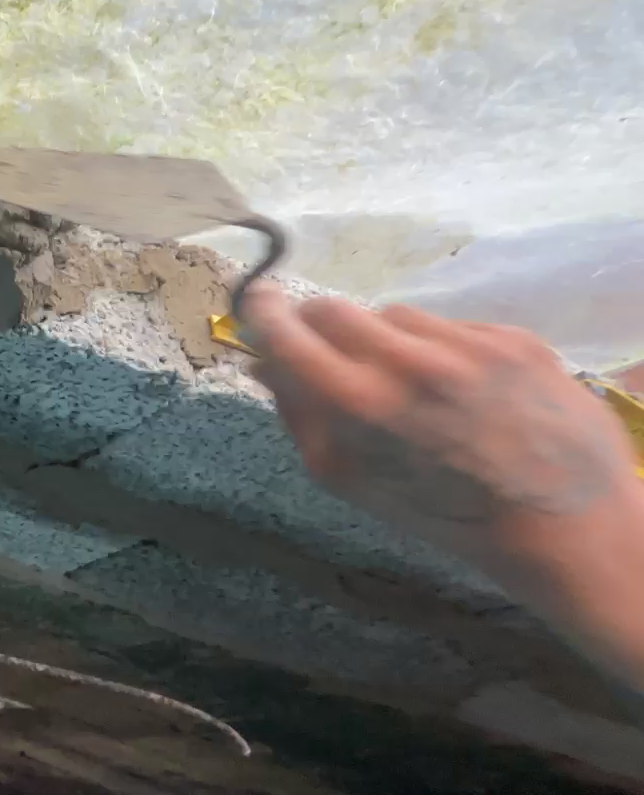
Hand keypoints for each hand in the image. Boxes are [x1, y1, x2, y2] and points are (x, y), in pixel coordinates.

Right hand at [243, 284, 637, 575]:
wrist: (573, 528)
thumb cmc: (439, 509)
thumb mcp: (342, 474)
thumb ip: (295, 411)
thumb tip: (261, 363)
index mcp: (359, 400)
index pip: (286, 330)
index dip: (261, 310)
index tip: (255, 300)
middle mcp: (411, 361)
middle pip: (332, 308)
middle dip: (316, 324)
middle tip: (324, 347)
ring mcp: (470, 346)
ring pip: (391, 316)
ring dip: (380, 337)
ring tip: (404, 377)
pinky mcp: (517, 341)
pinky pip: (448, 326)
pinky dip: (435, 347)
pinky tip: (456, 385)